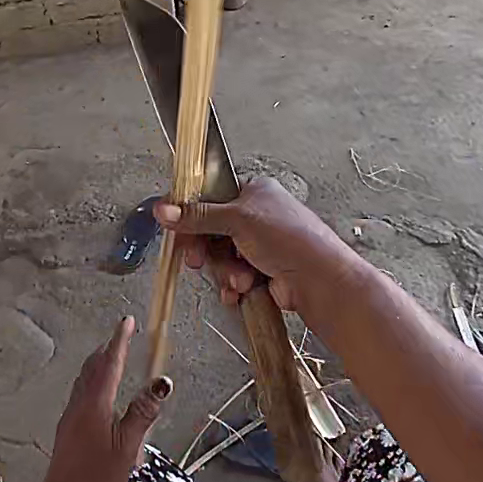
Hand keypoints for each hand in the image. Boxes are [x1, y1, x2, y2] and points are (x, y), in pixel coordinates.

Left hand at [36, 318, 170, 481]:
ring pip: (85, 378)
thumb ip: (143, 413)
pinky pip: (82, 390)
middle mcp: (80, 404)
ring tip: (113, 354)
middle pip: (93, 366)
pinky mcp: (68, 427)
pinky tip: (99, 390)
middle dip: (109, 347)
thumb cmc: (97, 479)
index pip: (110, 364)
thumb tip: (162, 382)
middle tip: (123, 335)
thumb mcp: (127, 447)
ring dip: (99, 362)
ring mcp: (71, 415)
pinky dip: (93, 378)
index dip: (120, 340)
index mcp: (95, 404)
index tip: (127, 321)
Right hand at [153, 177, 357, 312]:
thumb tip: (163, 209)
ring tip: (241, 277)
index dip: (192, 215)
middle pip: (211, 232)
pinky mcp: (260, 271)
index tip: (177, 229)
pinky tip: (242, 289)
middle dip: (209, 251)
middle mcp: (256, 216)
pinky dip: (233, 285)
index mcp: (254, 191)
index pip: (210, 198)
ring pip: (220, 258)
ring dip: (225, 271)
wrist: (319, 281)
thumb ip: (198, 216)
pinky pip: (231, 276)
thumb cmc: (290, 239)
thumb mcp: (238, 219)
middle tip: (197, 260)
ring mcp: (259, 245)